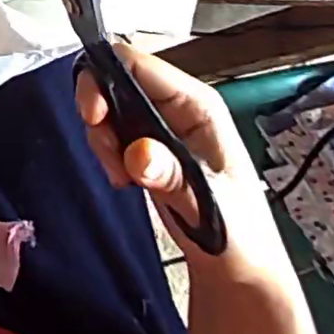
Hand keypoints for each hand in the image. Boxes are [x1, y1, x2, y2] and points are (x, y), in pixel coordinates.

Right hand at [75, 42, 294, 285]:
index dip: (103, 78)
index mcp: (196, 104)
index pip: (134, 62)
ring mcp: (159, 122)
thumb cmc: (239, 236)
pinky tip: (123, 177)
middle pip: (113, 77)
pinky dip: (105, 150)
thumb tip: (139, 152)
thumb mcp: (210, 206)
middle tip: (107, 149)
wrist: (239, 270)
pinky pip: (109, 128)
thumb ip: (172, 176)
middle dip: (98, 111)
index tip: (94, 115)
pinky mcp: (145, 141)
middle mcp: (175, 104)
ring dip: (101, 137)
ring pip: (106, 103)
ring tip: (121, 173)